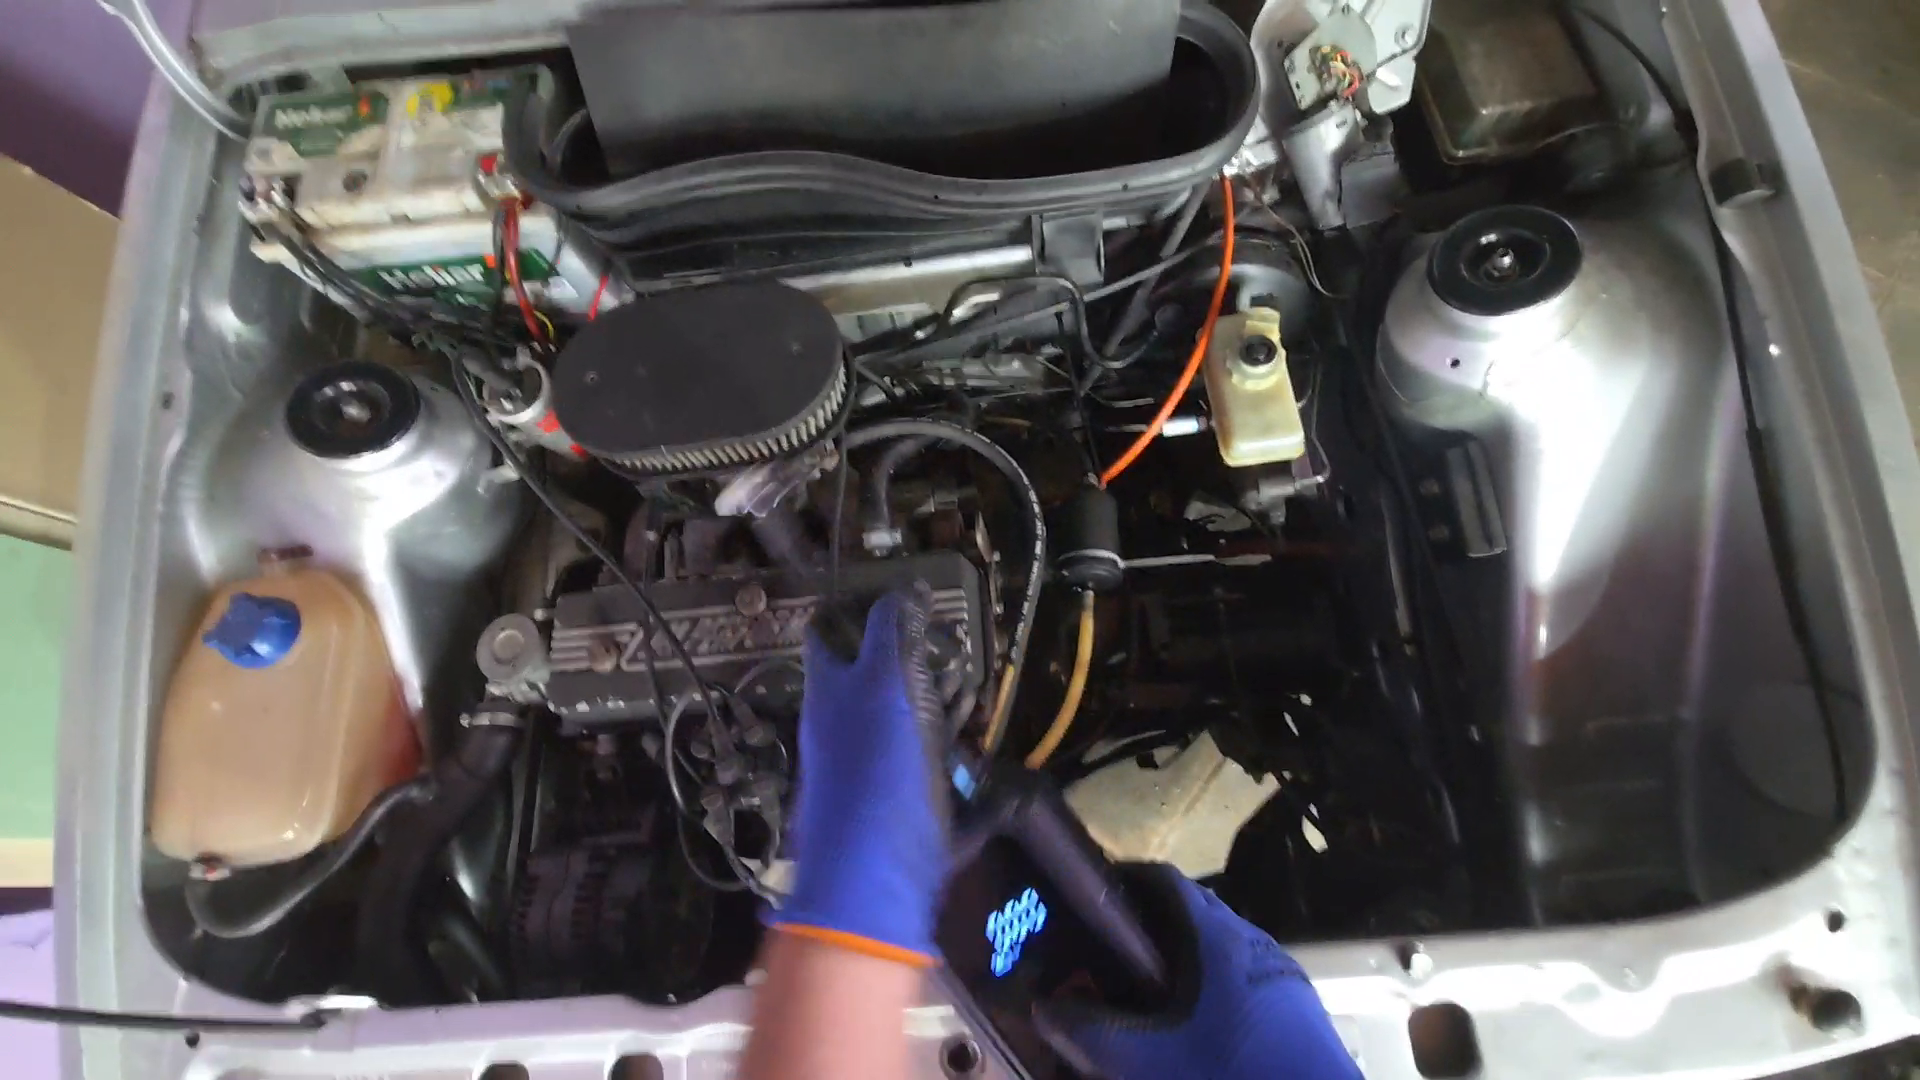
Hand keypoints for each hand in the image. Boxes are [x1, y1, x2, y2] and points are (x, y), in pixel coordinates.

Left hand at [772, 588, 950, 966]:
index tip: (906, 598)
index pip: (830, 630)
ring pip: (904, 706)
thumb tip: (907, 587)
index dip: (859, 607)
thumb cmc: (876, 771)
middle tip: (955, 645)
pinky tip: (972, 732)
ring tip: (971, 686)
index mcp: (830, 689)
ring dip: (937, 690)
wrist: (872, 881)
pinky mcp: (897, 789)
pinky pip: (922, 745)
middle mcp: (842, 718)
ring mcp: (869, 756)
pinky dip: (946, 731)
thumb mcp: (885, 686)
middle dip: (916, 651)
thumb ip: (893, 632)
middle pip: (874, 667)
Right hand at [1043, 864, 1360, 1079]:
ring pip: (1215, 944)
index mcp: (1217, 936)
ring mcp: (1276, 975)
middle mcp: (1250, 940)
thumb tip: (1043, 1009)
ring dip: (1178, 955)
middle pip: (1188, 909)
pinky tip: (1190, 1025)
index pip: (1163, 879)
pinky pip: (1237, 976)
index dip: (1123, 879)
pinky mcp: (1294, 1009)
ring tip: (1141, 988)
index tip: (1089, 897)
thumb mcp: (1157, 1063)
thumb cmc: (1237, 1078)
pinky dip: (1206, 985)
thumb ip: (1096, 1035)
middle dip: (1145, 921)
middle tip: (1104, 947)